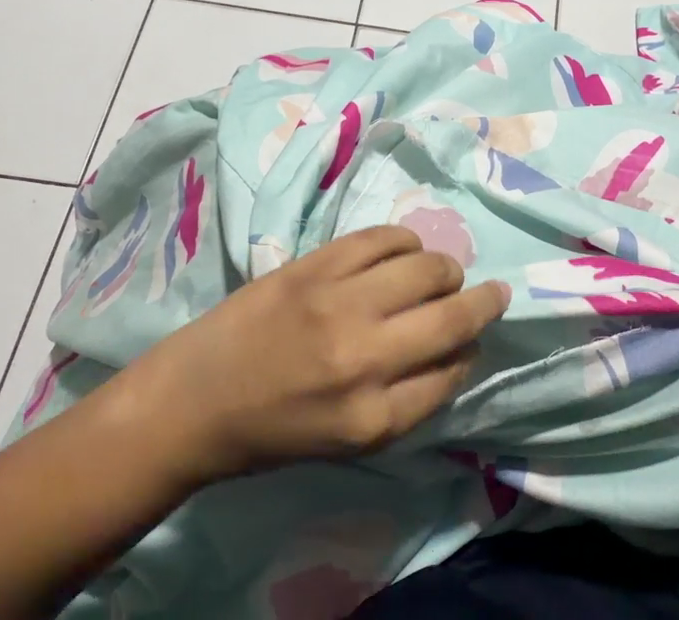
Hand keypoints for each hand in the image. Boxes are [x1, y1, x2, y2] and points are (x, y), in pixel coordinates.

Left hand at [117, 226, 511, 484]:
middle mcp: (364, 359)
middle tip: (486, 294)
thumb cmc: (273, 432)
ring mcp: (338, 305)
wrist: (192, 401)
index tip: (470, 341)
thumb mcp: (350, 440)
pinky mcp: (314, 266)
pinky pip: (384, 239)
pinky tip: (404, 251)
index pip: (454, 373)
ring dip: (446, 270)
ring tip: (439, 274)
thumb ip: (409, 400)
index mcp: (373, 418)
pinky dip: (406, 242)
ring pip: (427, 268)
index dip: (470, 352)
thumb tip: (458, 349)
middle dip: (483, 303)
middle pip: (454, 318)